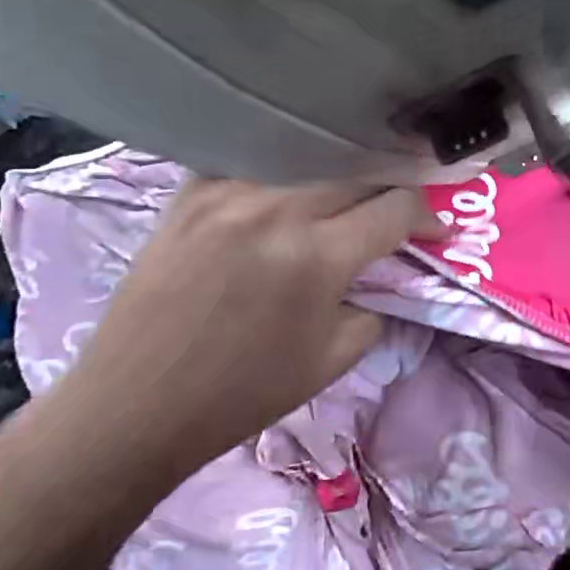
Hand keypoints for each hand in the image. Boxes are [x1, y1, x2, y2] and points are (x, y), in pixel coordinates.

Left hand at [56, 179, 444, 473]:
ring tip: (348, 201)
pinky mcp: (190, 195)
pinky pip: (254, 163)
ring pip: (311, 161)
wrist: (133, 408)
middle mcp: (277, 211)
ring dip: (342, 180)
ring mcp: (228, 195)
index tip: (436, 232)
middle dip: (392, 191)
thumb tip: (387, 271)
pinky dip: (283, 175)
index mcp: (318, 257)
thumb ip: (376, 302)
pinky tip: (287, 193)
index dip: (429, 217)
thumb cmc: (244, 393)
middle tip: (398, 213)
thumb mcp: (336, 357)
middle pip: (361, 172)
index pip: (398, 207)